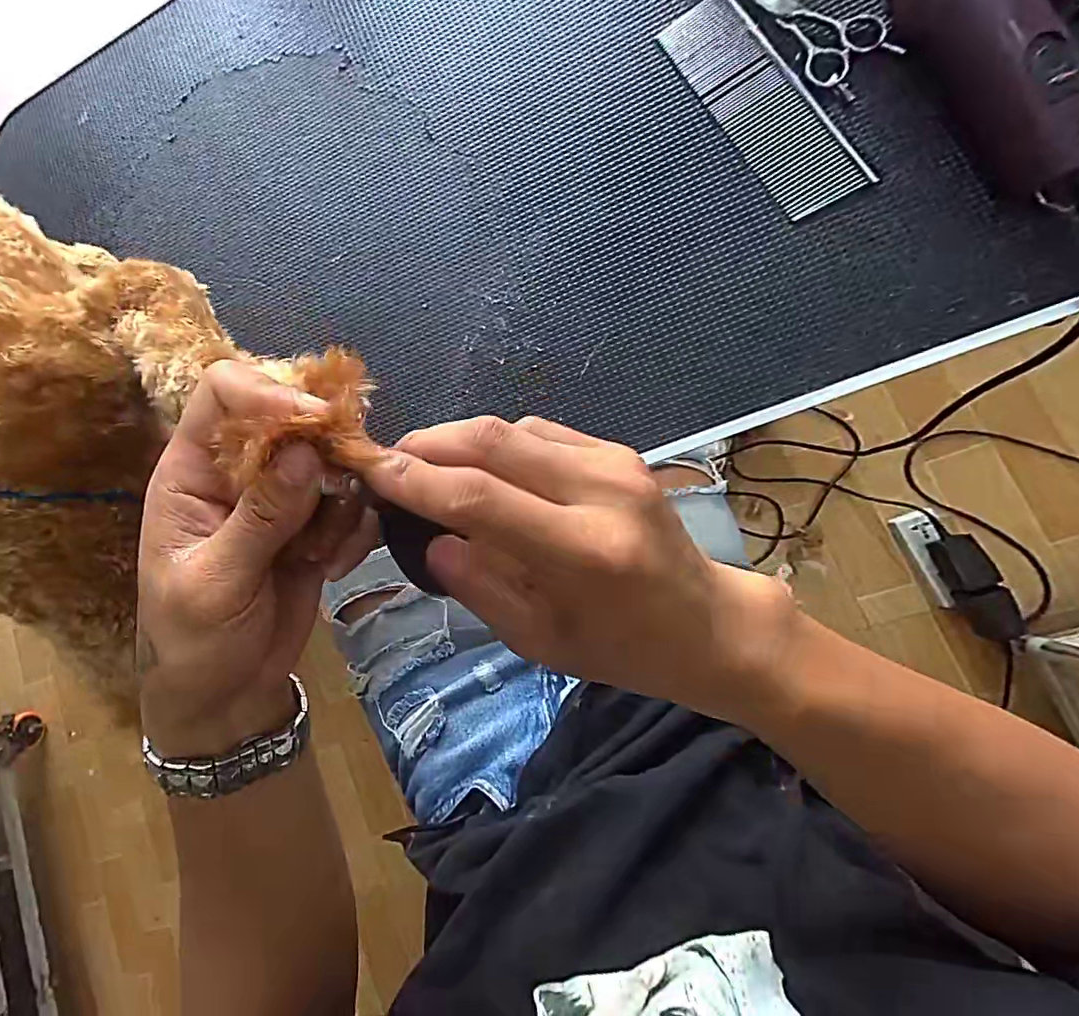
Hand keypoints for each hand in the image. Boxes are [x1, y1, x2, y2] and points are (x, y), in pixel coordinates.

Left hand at [137, 363, 366, 755]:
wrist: (227, 692)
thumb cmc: (194, 640)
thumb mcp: (215, 582)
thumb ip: (258, 518)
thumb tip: (304, 453)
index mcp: (192, 470)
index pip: (222, 393)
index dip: (266, 391)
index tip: (313, 419)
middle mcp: (239, 471)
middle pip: (289, 414)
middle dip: (323, 446)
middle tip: (343, 484)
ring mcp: (281, 496)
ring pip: (330, 459)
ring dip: (339, 503)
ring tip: (318, 556)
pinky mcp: (314, 524)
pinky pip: (349, 502)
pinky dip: (353, 531)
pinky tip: (332, 569)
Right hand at [359, 416, 798, 720]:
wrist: (707, 621)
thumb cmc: (620, 649)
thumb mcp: (539, 641)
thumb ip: (478, 587)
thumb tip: (430, 538)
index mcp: (582, 551)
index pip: (479, 497)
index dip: (416, 479)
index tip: (372, 472)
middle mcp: (601, 491)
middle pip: (491, 442)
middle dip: (427, 444)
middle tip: (388, 461)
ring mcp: (615, 462)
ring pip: (510, 429)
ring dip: (458, 440)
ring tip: (426, 465)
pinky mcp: (619, 451)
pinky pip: (538, 433)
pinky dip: (495, 443)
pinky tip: (481, 467)